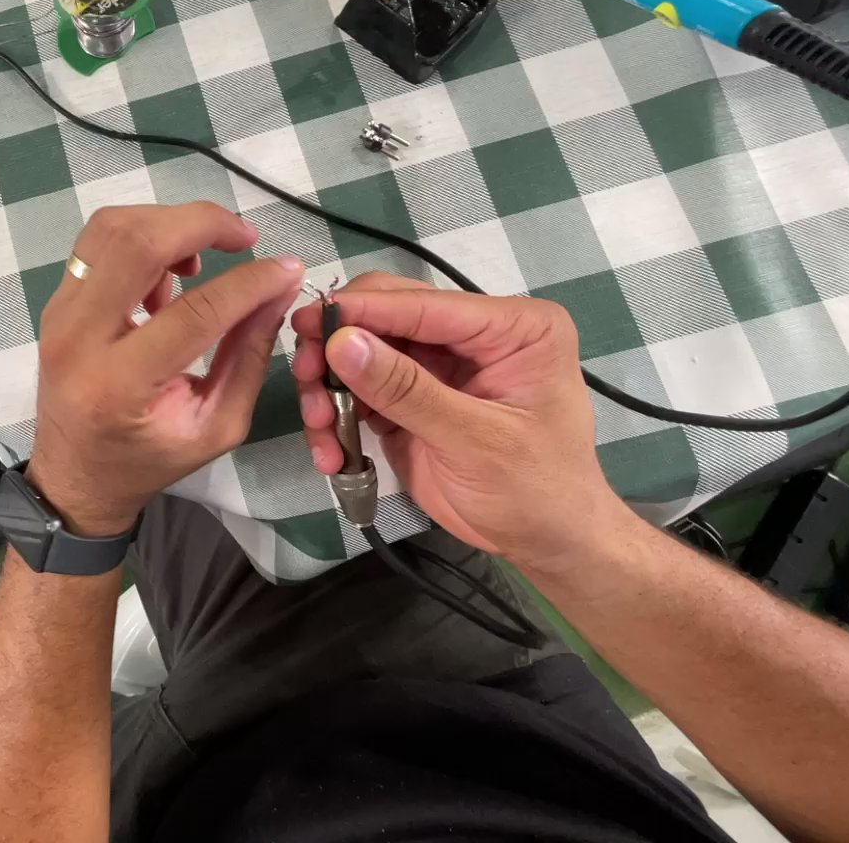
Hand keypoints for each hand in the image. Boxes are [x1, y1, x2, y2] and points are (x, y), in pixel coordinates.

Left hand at [30, 202, 304, 536]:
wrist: (74, 475)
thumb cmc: (147, 461)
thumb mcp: (215, 426)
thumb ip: (249, 356)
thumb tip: (278, 288)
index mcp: (120, 384)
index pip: (193, 311)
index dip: (248, 283)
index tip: (285, 269)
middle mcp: (79, 338)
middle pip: (136, 242)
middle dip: (202, 223)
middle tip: (244, 237)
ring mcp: (59, 314)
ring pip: (111, 228)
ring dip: (166, 225)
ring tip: (200, 262)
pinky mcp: (56, 302)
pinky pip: (98, 245)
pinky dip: (140, 240)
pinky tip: (165, 277)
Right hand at [291, 272, 634, 573]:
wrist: (544, 544)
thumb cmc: (533, 490)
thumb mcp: (474, 439)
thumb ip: (405, 389)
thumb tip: (340, 342)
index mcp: (509, 327)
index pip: (421, 304)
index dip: (359, 311)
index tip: (304, 324)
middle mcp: (468, 333)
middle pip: (380, 315)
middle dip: (335, 347)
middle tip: (305, 379)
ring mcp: (433, 363)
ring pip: (356, 349)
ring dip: (328, 386)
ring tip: (320, 427)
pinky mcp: (405, 393)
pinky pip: (354, 387)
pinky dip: (335, 415)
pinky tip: (331, 451)